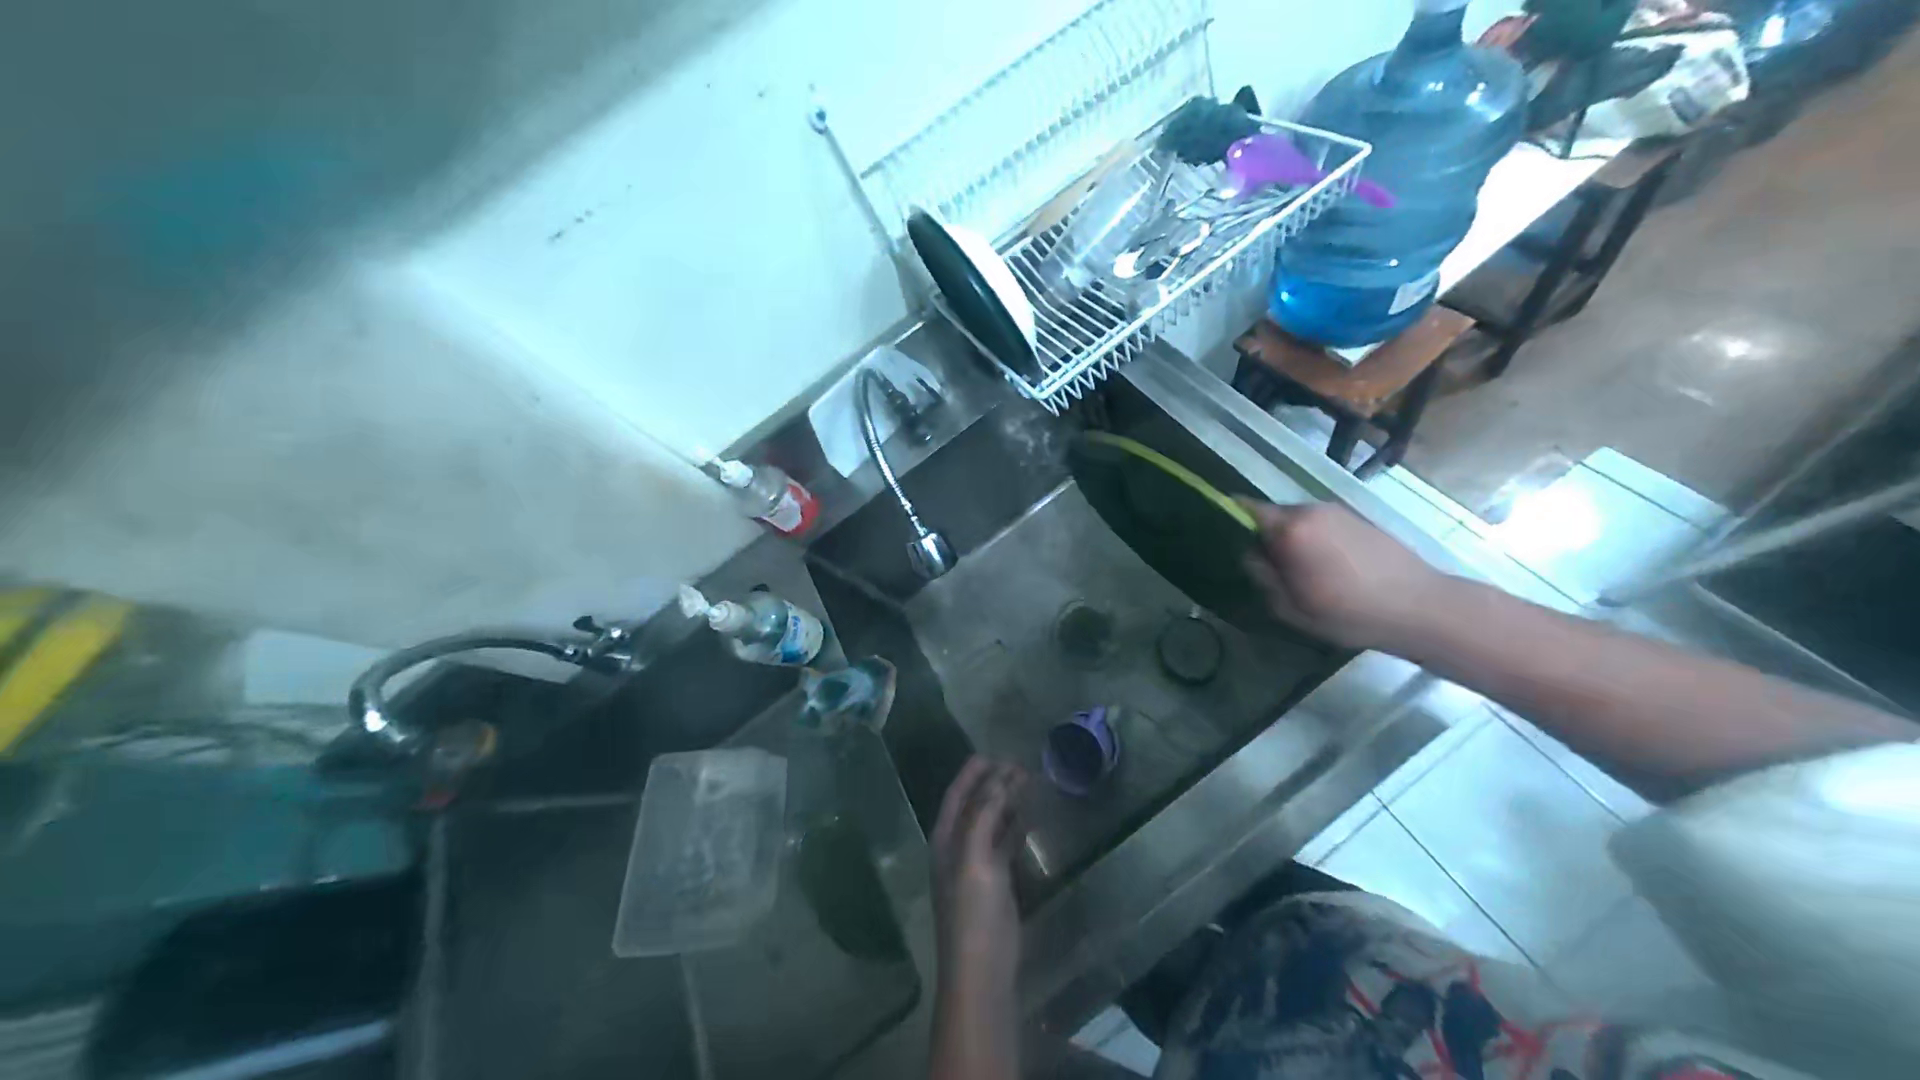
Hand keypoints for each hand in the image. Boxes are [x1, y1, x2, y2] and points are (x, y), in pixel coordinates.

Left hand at [931, 757, 1026, 990]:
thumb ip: (984, 815)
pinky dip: (1016, 827)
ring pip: (992, 822)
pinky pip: (1005, 843)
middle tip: (1022, 766)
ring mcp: (977, 864)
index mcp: (945, 837)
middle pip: (976, 804)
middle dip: (995, 783)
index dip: (974, 772)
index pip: (958, 794)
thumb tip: (999, 778)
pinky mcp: (997, 881)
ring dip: (1008, 802)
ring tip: (1030, 783)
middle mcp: (958, 846)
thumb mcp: (975, 857)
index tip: (997, 753)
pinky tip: (1032, 818)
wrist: (981, 969)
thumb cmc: (972, 910)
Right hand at [1242, 501, 1447, 651]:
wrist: (1422, 607)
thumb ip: (1262, 576)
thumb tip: (1249, 555)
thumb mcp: (1292, 607)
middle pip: (1271, 515)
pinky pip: (1319, 523)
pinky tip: (1324, 567)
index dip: (1228, 519)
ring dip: (1289, 538)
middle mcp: (1311, 510)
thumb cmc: (1349, 613)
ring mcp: (1336, 511)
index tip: (1221, 538)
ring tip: (1297, 570)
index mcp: (1290, 529)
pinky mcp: (1357, 518)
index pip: (1244, 508)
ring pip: (1296, 520)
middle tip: (1266, 567)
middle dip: (1263, 536)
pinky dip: (1312, 539)